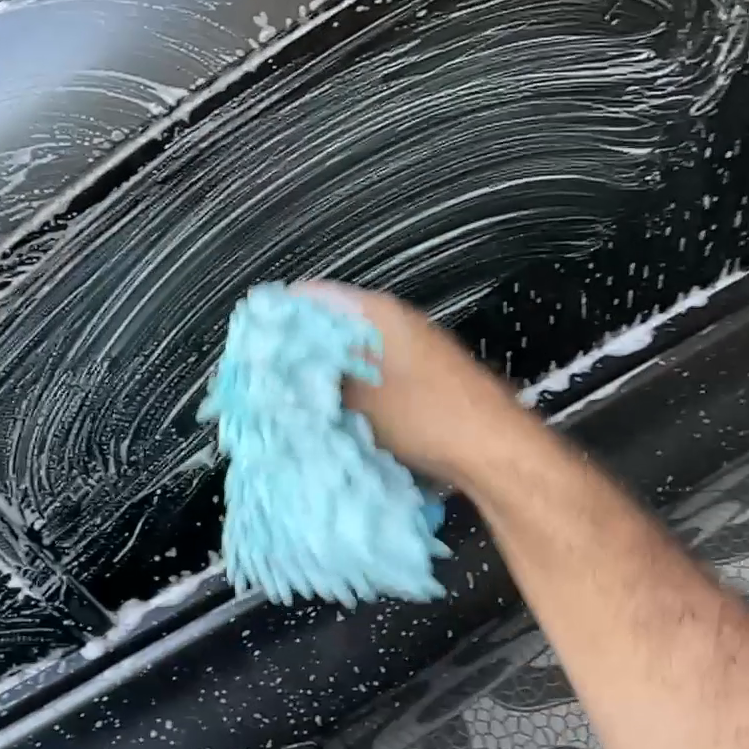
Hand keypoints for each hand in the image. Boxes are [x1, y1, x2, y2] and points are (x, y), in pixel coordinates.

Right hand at [295, 282, 549, 490]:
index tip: (254, 341)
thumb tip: (279, 374)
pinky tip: (335, 410)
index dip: (279, 317)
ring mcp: (410, 347)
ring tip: (296, 395)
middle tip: (270, 373)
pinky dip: (349, 385)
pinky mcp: (419, 375)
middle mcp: (394, 321)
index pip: (311, 296)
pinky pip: (369, 370)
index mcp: (377, 312)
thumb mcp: (354, 400)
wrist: (494, 453)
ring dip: (324, 370)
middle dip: (299, 348)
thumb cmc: (430, 419)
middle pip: (330, 323)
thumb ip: (312, 380)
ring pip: (350, 350)